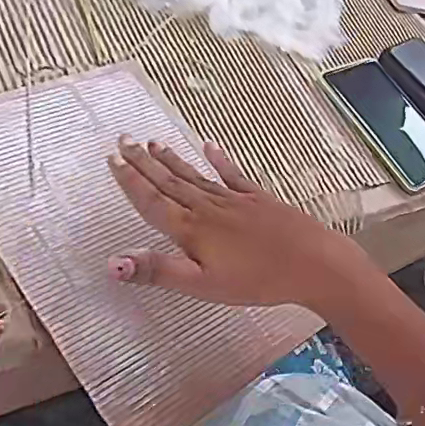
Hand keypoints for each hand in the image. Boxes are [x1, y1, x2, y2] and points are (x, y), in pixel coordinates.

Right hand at [107, 136, 377, 311]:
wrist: (312, 262)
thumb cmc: (257, 280)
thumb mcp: (203, 285)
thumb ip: (159, 272)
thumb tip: (112, 263)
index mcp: (191, 230)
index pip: (152, 202)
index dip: (130, 182)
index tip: (113, 160)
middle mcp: (209, 209)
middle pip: (170, 182)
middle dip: (144, 163)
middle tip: (123, 140)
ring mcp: (235, 201)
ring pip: (196, 176)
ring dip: (172, 160)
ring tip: (153, 143)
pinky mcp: (259, 200)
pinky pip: (233, 176)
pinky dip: (220, 160)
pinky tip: (211, 147)